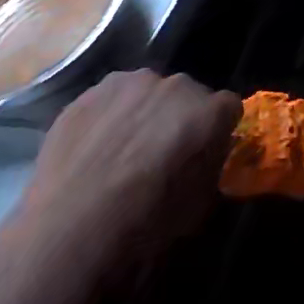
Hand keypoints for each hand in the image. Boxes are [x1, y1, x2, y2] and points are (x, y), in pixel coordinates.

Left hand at [18, 70, 241, 258]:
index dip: (220, 128)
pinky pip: (110, 98)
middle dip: (181, 116)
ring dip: (144, 110)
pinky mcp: (89, 89)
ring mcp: (125, 81)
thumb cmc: (147, 222)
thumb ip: (208, 164)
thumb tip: (204, 153)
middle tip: (166, 149)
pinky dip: (110, 115)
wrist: (75, 221)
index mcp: (205, 111)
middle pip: (186, 93)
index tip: (209, 148)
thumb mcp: (199, 204)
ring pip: (145, 91)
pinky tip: (96, 145)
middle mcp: (168, 84)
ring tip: (125, 146)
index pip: (228, 107)